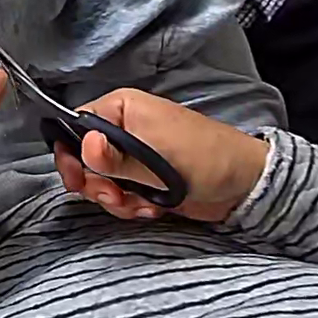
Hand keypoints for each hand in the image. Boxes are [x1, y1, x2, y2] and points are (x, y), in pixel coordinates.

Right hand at [53, 89, 268, 223]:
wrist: (244, 185)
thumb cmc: (205, 158)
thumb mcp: (158, 160)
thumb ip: (116, 158)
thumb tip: (84, 146)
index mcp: (122, 109)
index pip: (77, 126)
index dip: (72, 154)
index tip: (77, 179)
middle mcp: (123, 129)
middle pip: (84, 159)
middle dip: (97, 184)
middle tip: (115, 197)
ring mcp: (133, 156)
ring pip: (100, 181)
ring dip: (115, 199)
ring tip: (141, 205)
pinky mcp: (142, 179)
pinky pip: (120, 194)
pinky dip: (130, 206)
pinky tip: (152, 209)